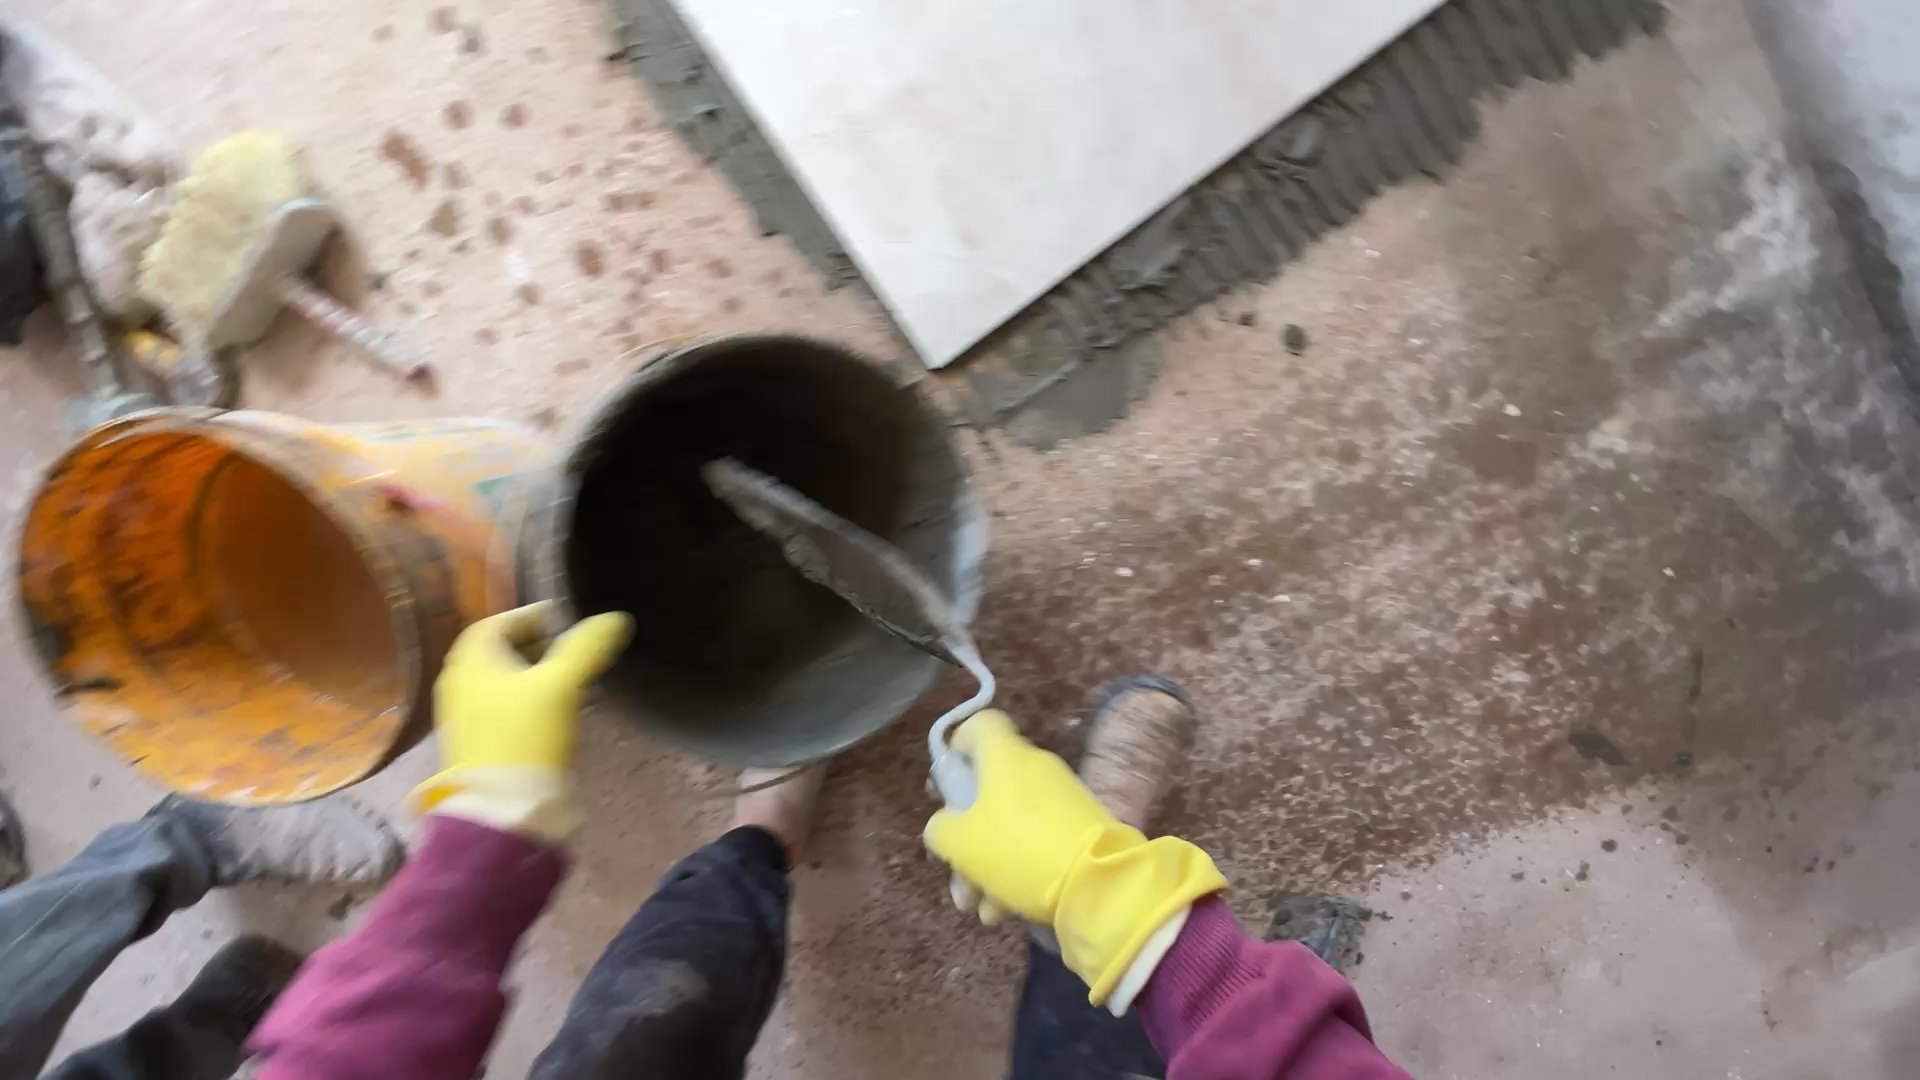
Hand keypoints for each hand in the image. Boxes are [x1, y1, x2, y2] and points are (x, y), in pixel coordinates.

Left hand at [410, 603, 631, 838]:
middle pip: (501, 651)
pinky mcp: (479, 740)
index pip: (497, 623)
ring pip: (506, 679)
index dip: (531, 616)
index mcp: (472, 661)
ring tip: (577, 677)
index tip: (568, 620)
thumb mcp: (562, 684)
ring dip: (539, 673)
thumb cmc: (526, 734)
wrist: (503, 807)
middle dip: (540, 644)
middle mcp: (461, 683)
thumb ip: (588, 647)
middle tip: (578, 647)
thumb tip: (615, 617)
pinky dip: (533, 697)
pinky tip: (562, 708)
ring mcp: (467, 714)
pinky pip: (506, 705)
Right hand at [923, 711, 1225, 1005]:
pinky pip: (1034, 842)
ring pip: (1007, 823)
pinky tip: (1003, 912)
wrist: (1098, 883)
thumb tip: (945, 825)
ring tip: (976, 909)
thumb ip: (941, 828)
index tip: (944, 787)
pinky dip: (1015, 872)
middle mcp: (1032, 767)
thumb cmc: (1018, 849)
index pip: (978, 725)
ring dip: (985, 865)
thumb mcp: (961, 842)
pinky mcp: (1076, 829)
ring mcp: (1057, 799)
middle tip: (954, 870)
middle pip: (986, 787)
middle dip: (964, 835)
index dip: (956, 748)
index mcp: (1004, 754)